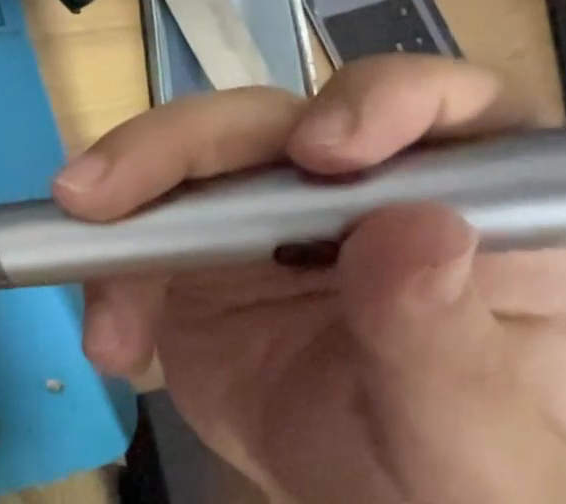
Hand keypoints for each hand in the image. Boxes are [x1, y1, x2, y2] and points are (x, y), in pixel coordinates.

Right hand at [54, 55, 565, 503]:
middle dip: (172, 148)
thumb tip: (418, 226)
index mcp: (465, 216)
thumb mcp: (468, 439)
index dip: (386, 100)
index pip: (450, 112)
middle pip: (265, 122)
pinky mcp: (186, 240)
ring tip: (97, 283)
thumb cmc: (444, 480)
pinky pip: (126, 223)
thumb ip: (444, 342)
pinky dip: (105, 274)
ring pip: (178, 155)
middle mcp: (355, 190)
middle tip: (101, 194)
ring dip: (116, 198)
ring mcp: (260, 210)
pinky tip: (115, 340)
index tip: (322, 149)